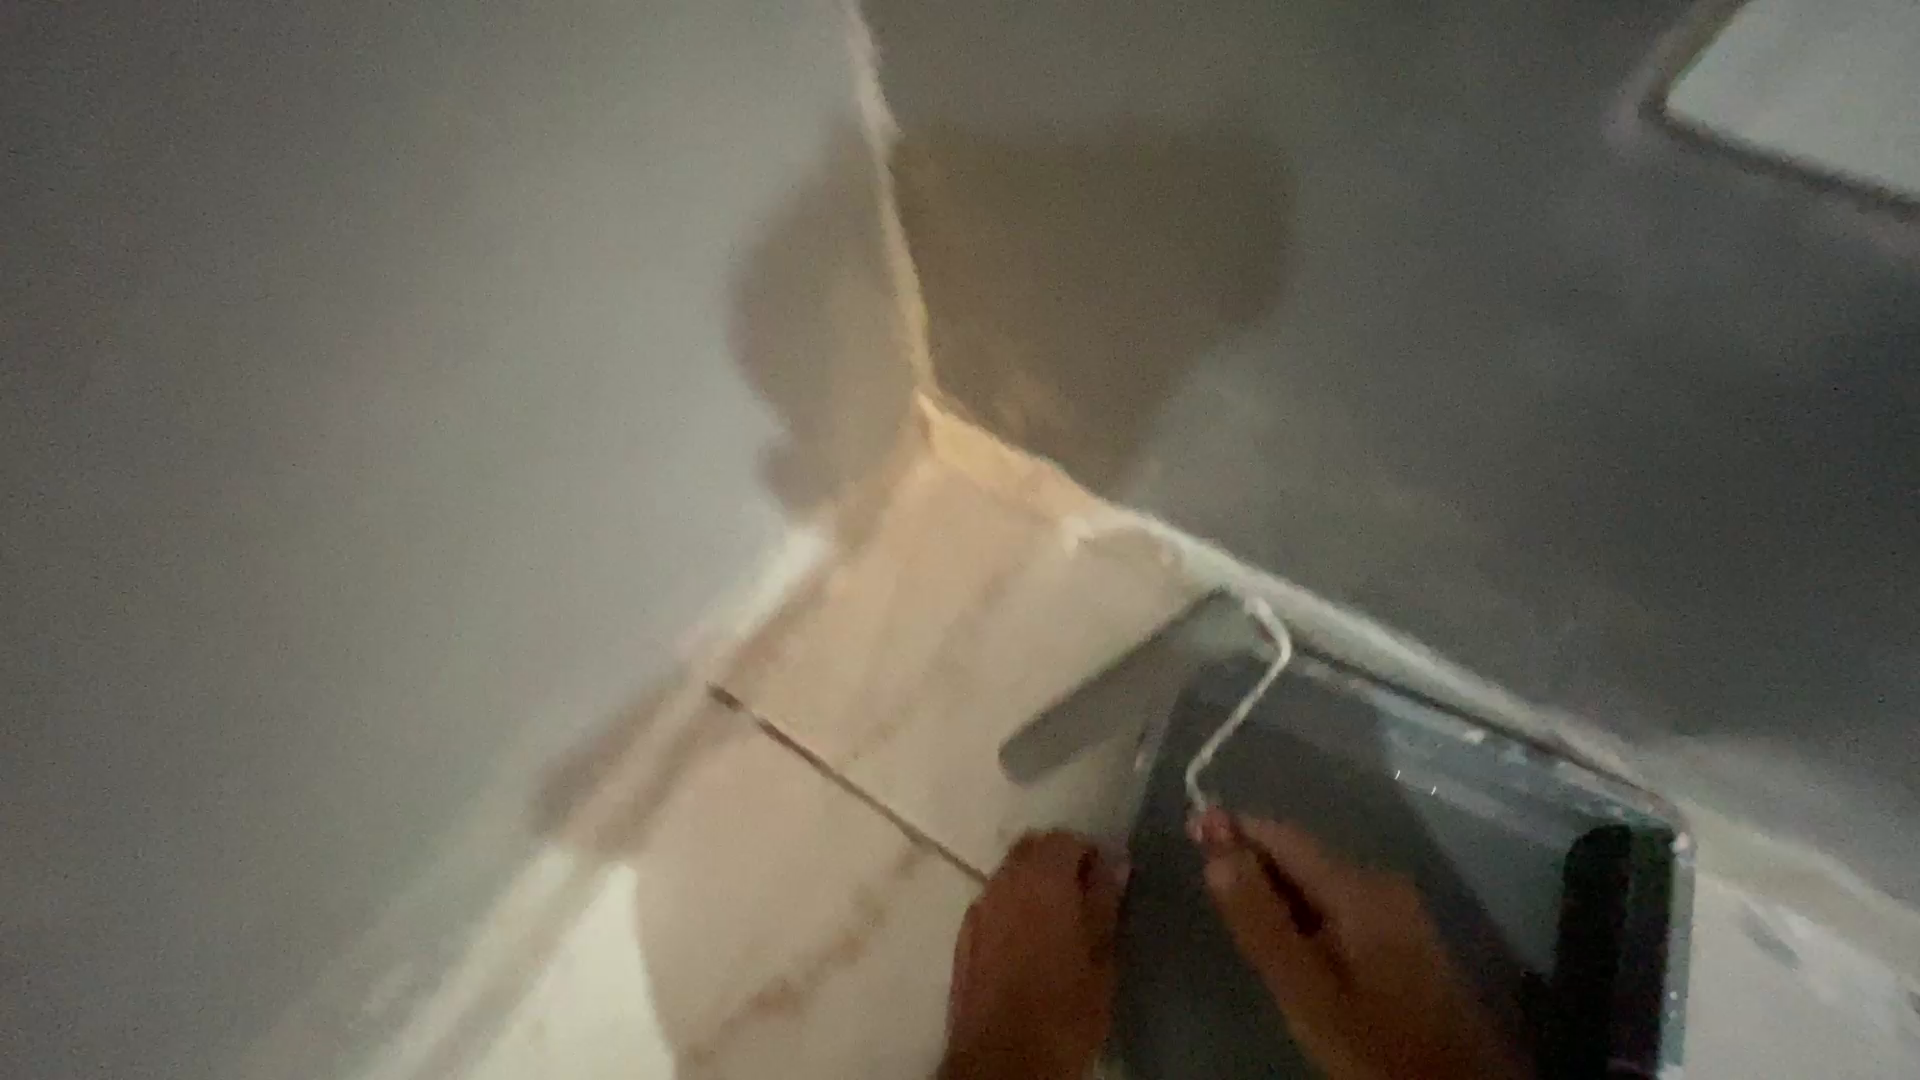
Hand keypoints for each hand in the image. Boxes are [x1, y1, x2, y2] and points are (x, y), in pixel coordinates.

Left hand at [940, 830, 1125, 1079]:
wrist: (1002, 1060)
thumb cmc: (1064, 1011)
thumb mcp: (1101, 958)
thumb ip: (1106, 901)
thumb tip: (1116, 861)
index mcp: (1043, 877)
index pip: (1065, 838)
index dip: (1088, 853)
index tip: (1104, 881)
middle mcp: (1006, 879)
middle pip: (1032, 847)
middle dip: (1057, 859)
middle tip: (1082, 895)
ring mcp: (981, 904)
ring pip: (1010, 871)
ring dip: (1033, 880)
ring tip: (1056, 918)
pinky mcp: (965, 932)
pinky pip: (993, 899)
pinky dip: (1012, 904)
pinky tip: (1027, 938)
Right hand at [1193, 809, 1528, 1079]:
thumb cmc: (1377, 1048)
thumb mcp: (1306, 991)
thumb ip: (1257, 918)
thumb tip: (1213, 844)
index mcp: (1359, 886)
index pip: (1280, 833)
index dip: (1232, 828)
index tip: (1189, 832)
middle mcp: (1381, 881)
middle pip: (1299, 854)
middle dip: (1252, 862)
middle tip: (1210, 889)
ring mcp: (1398, 909)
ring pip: (1316, 882)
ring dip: (1275, 891)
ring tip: (1242, 921)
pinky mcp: (1403, 937)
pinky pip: (1336, 905)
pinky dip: (1302, 912)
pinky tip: (1290, 945)